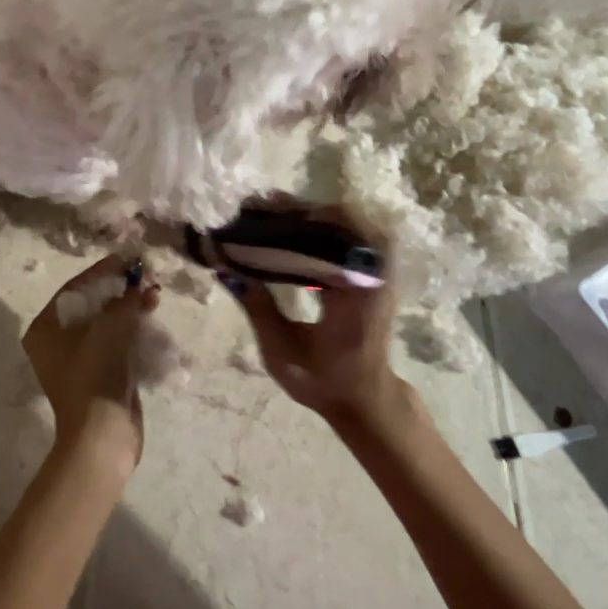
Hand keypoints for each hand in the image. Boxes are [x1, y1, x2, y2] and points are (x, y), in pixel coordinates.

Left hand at [23, 256, 161, 476]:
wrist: (102, 439)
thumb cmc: (94, 376)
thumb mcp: (109, 329)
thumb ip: (123, 301)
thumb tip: (137, 284)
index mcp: (45, 329)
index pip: (75, 289)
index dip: (102, 272)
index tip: (127, 258)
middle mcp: (57, 343)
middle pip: (92, 306)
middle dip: (119, 290)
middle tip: (145, 275)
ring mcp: (80, 361)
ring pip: (107, 324)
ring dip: (130, 309)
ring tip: (155, 295)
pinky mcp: (101, 375)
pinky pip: (117, 344)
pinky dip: (133, 330)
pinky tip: (152, 318)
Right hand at [228, 207, 409, 426]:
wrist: (365, 400)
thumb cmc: (323, 380)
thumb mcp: (282, 351)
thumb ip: (258, 308)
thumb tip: (226, 268)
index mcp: (357, 295)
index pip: (337, 237)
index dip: (303, 218)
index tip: (265, 212)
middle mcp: (376, 277)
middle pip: (349, 220)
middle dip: (305, 209)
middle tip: (263, 208)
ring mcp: (381, 274)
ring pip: (355, 223)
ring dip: (318, 214)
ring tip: (277, 215)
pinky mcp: (375, 275)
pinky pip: (356, 236)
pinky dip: (328, 226)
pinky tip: (296, 231)